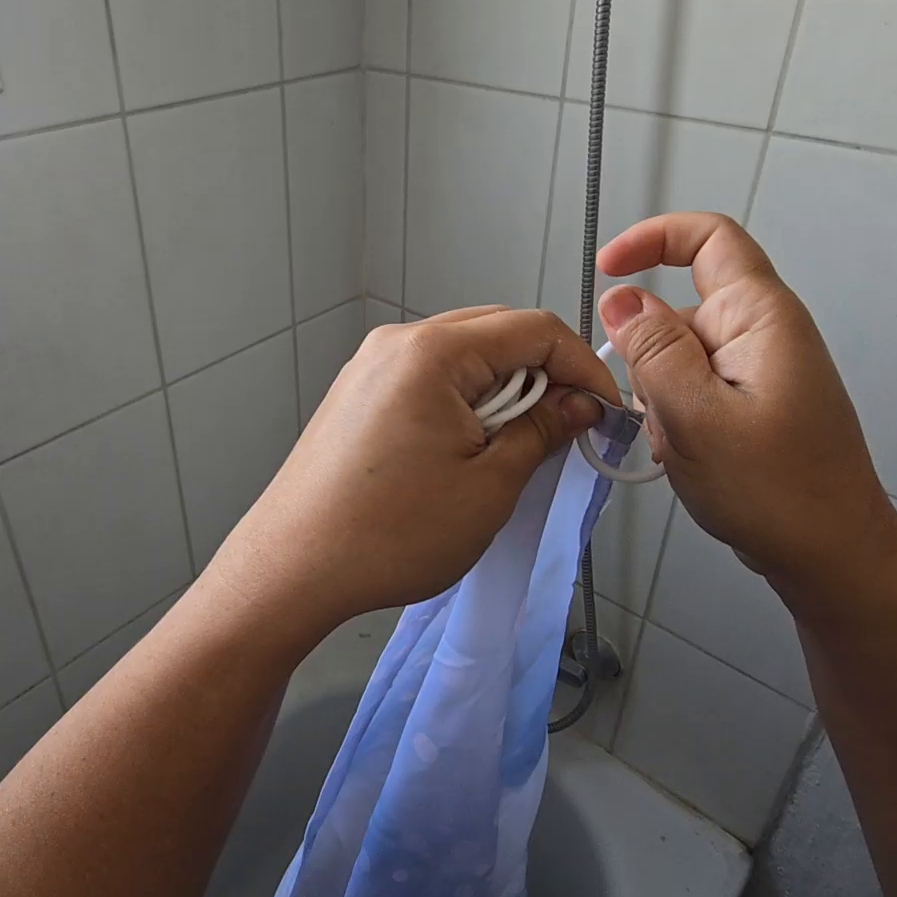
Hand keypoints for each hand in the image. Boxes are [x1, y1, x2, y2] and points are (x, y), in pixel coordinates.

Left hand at [207, 307, 619, 632]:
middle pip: (495, 332)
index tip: (604, 411)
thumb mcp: (488, 486)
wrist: (292, 568)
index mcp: (433, 352)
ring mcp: (369, 366)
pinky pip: (426, 377)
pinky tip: (465, 447)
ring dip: (501, 390)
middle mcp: (396, 343)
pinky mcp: (356, 394)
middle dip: (542, 375)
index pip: (534, 328)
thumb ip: (542, 431)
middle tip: (565, 429)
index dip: (582, 366)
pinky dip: (461, 400)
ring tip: (514, 446)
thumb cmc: (391, 533)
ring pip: (461, 356)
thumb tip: (578, 403)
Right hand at [596, 213, 896, 582]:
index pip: (709, 239)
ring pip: (677, 357)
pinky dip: (672, 415)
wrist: (830, 556)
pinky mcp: (749, 403)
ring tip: (675, 443)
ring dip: (657, 394)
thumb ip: (651, 351)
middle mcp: (760, 334)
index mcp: (759, 318)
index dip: (653, 238)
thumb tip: (619, 299)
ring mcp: (756, 371)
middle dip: (646, 355)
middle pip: (679, 312)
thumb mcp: (694, 415)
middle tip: (650, 411)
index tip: (607, 267)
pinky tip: (682, 454)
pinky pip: (691, 389)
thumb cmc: (774, 490)